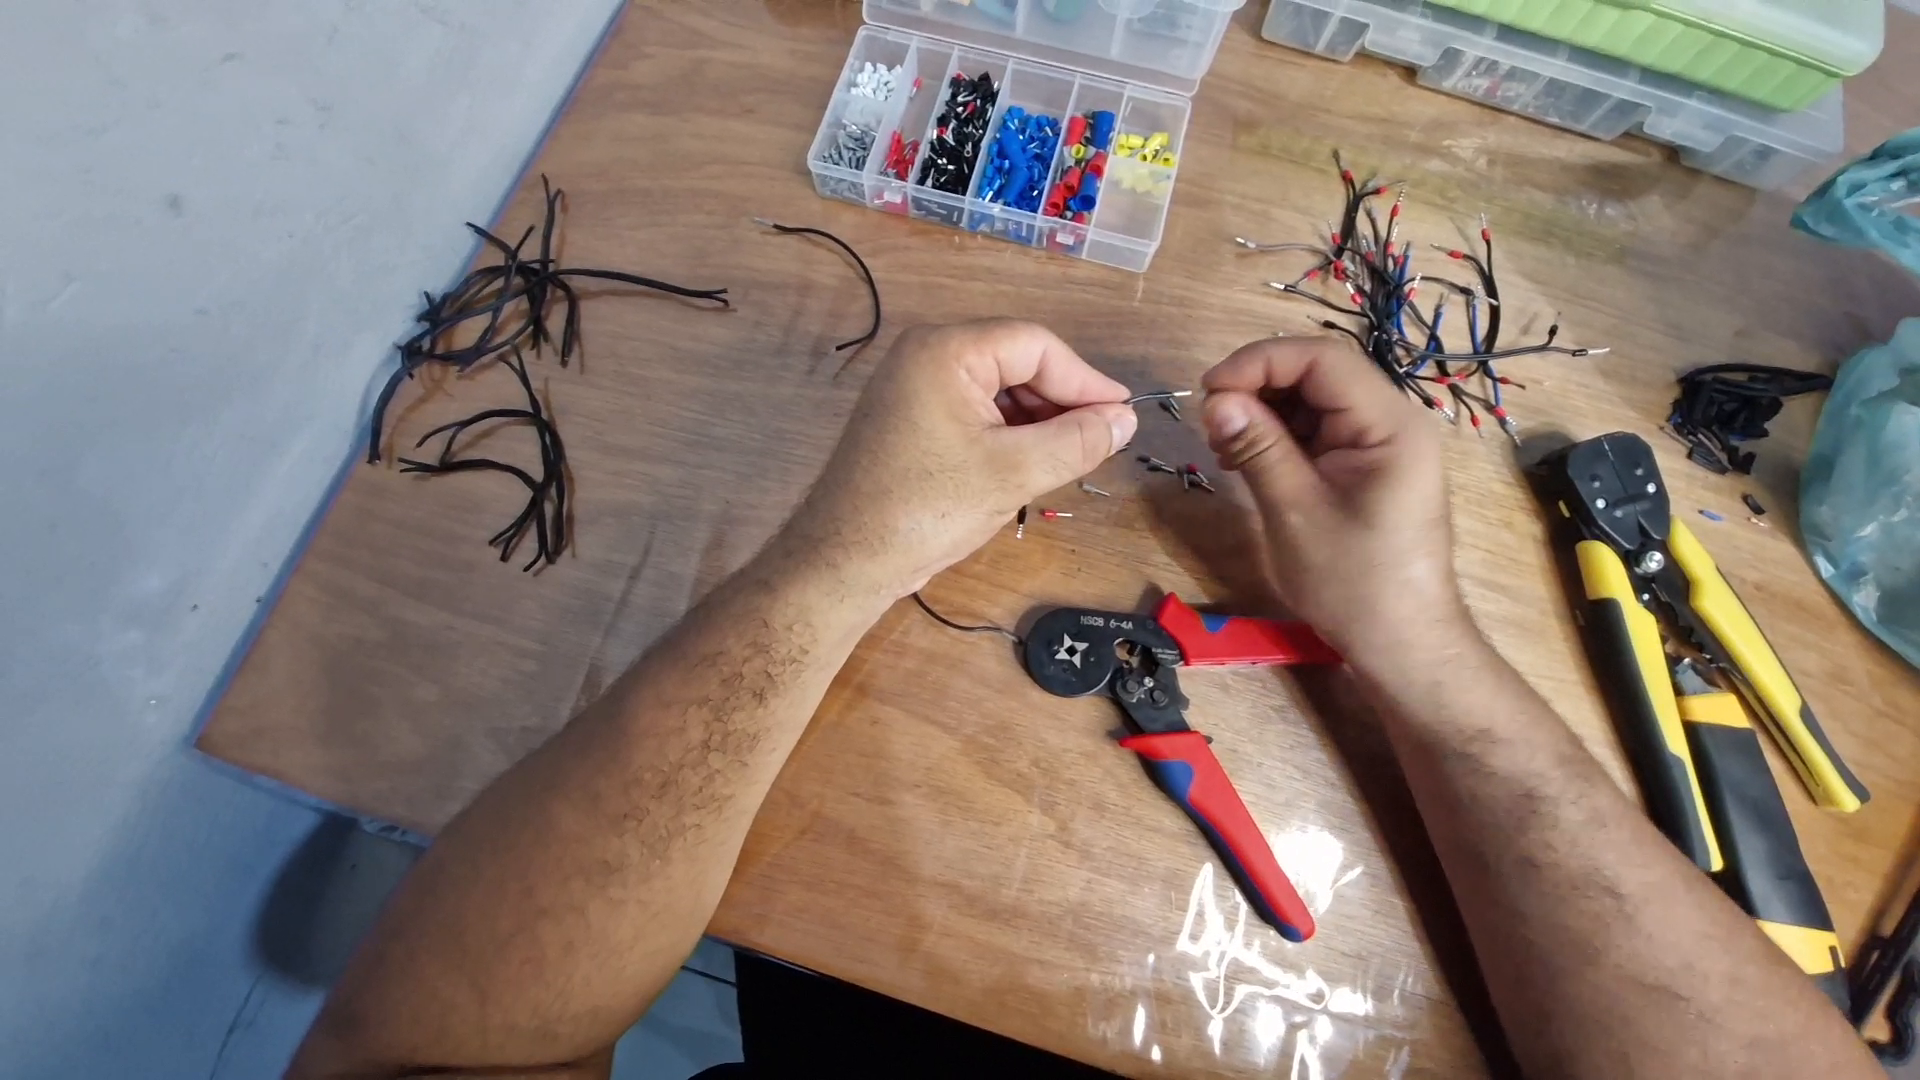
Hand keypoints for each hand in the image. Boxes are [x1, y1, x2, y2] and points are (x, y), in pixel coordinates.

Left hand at [779, 320, 1136, 598]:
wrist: (845, 560)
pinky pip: (972, 412)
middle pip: (1015, 363)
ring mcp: (912, 387)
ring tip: (1066, 457)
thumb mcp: (1013, 473)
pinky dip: (1005, 434)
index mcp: (945, 350)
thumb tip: (1125, 419)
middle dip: (1059, 402)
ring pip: (995, 390)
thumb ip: (1076, 440)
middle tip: (1097, 441)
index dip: (1084, 380)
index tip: (1122, 415)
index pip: (1034, 345)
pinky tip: (1027, 464)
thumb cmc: (926, 510)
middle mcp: (924, 355)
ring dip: (1035, 421)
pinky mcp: (909, 419)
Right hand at [1200, 337, 1471, 671]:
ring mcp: (1378, 443)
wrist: (1398, 638)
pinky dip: (1276, 436)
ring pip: (1311, 401)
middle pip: (1317, 374)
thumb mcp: (1294, 510)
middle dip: (1257, 387)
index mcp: (1388, 424)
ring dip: (1262, 412)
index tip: (1207, 392)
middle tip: (1211, 424)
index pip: (1321, 359)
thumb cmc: (1350, 580)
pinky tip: (1245, 460)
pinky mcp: (1363, 465)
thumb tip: (1214, 400)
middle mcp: (1391, 421)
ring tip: (1224, 447)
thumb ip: (1257, 447)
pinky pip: (1315, 431)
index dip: (1258, 362)